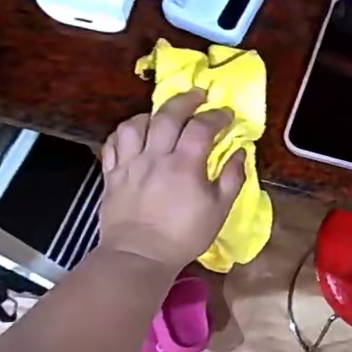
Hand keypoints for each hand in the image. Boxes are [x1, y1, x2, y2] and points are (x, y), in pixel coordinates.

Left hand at [97, 90, 245, 274]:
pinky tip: (136, 134)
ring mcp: (129, 164)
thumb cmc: (185, 234)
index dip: (216, 116)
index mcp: (184, 165)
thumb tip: (240, 153)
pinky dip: (125, 133)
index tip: (227, 115)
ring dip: (151, 114)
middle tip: (198, 96)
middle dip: (185, 101)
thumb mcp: (220, 209)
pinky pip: (113, 144)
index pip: (201, 127)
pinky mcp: (112, 175)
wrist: (140, 256)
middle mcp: (155, 157)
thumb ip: (233, 177)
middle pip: (167, 116)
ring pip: (135, 125)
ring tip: (163, 114)